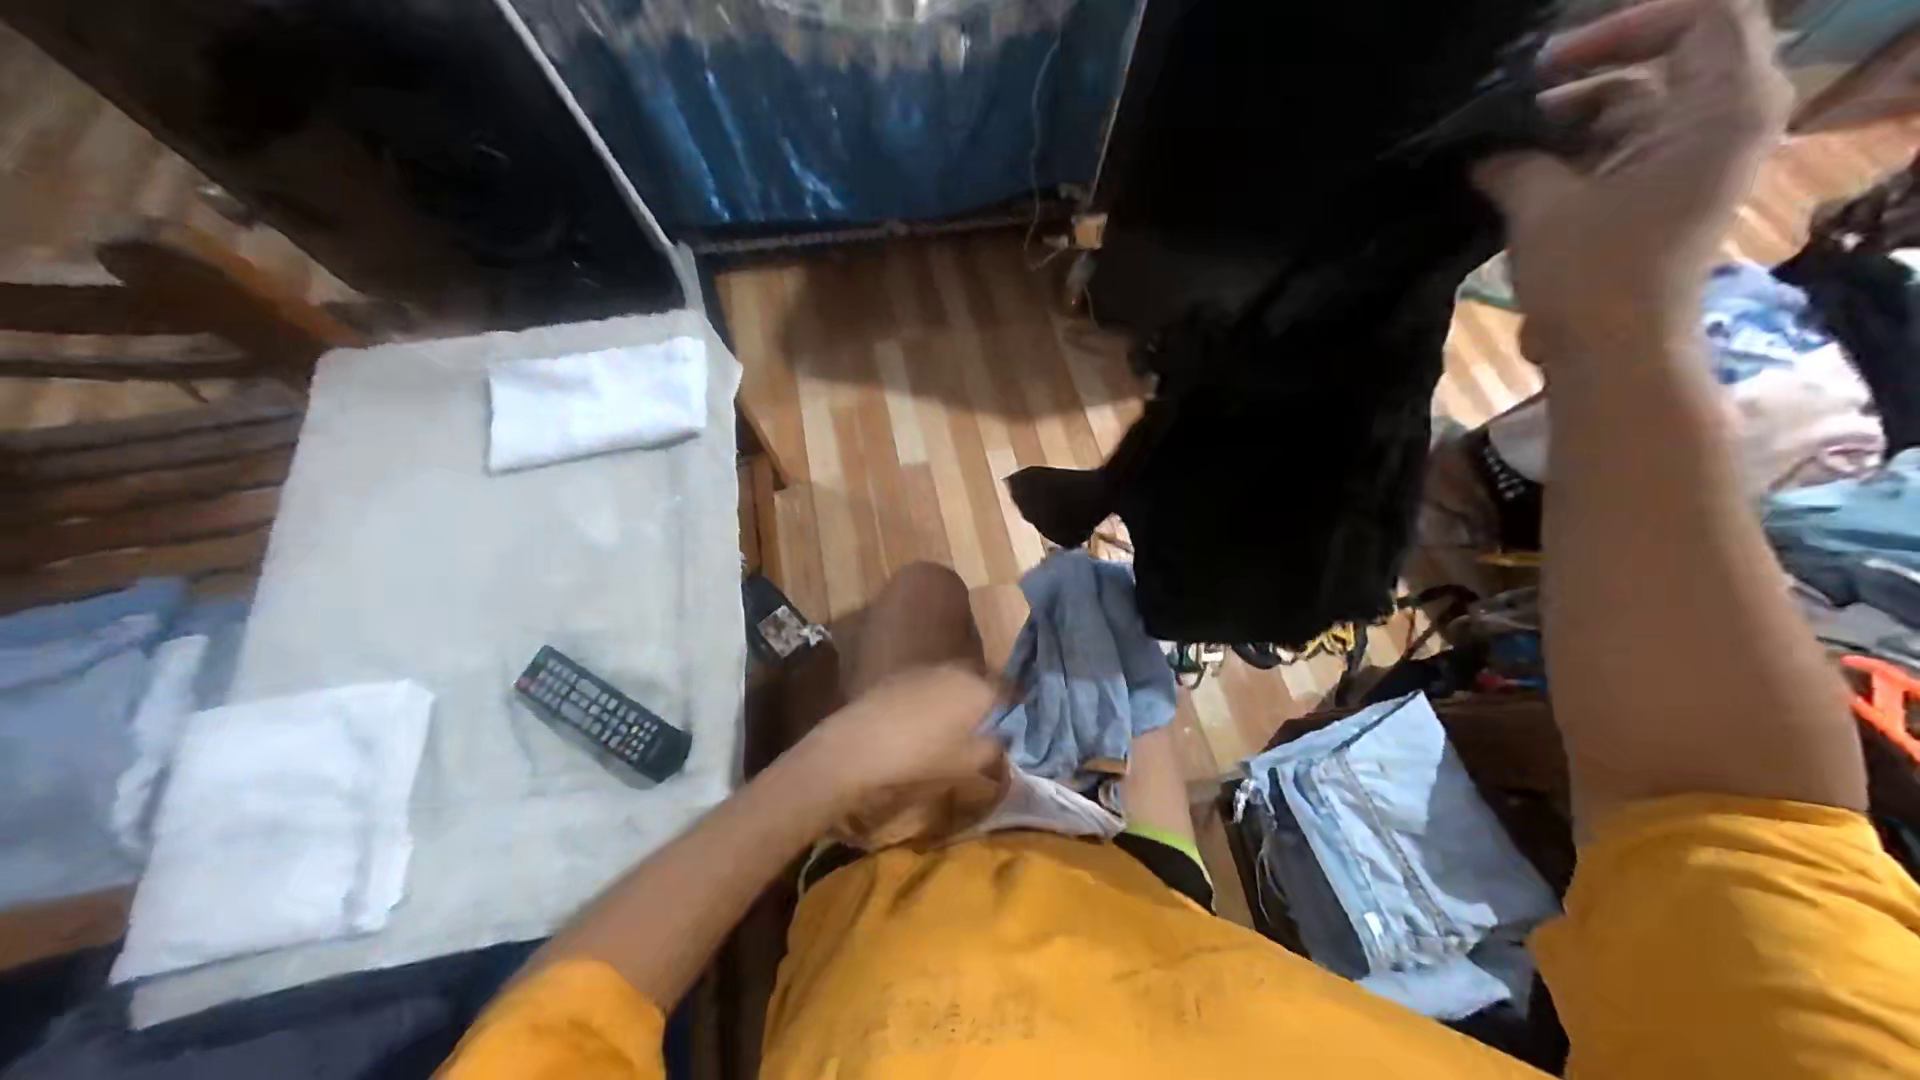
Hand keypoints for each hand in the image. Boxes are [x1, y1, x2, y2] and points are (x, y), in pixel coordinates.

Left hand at [795, 664, 1006, 814]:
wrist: (857, 746)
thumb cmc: (921, 757)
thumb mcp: (970, 762)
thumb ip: (998, 746)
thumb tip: (1008, 736)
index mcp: (981, 687)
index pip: (1014, 692)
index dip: (1018, 711)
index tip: (1016, 730)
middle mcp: (958, 668)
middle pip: (985, 683)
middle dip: (989, 703)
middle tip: (987, 731)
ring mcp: (927, 668)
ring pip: (957, 682)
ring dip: (961, 699)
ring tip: (955, 729)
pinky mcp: (901, 675)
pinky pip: (931, 684)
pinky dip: (935, 699)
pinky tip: (924, 723)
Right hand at [1474, 0, 1790, 350]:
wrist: (1611, 352)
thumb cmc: (1592, 274)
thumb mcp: (1543, 207)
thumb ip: (1513, 163)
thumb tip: (1481, 149)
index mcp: (1721, 109)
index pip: (1697, 19)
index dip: (1619, 29)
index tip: (1544, 69)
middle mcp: (1718, 125)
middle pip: (1655, 69)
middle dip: (1575, 89)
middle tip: (1504, 117)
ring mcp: (1687, 164)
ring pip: (1625, 118)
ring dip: (1560, 132)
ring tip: (1496, 157)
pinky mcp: (1656, 199)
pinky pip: (1614, 157)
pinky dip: (1566, 162)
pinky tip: (1511, 182)